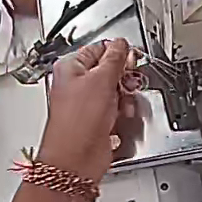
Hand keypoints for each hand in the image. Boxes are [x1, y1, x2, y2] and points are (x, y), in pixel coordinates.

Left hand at [37, 39, 136, 181]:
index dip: (118, 53)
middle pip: (109, 70)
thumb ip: (114, 58)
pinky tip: (121, 116)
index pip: (99, 49)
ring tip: (122, 104)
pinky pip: (116, 108)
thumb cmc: (78, 121)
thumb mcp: (101, 80)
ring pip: (116, 90)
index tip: (131, 59)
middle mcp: (77, 84)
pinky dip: (122, 111)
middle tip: (127, 83)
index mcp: (71, 67)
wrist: (77, 158)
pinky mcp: (97, 120)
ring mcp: (87, 103)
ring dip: (124, 96)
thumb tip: (121, 44)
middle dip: (123, 78)